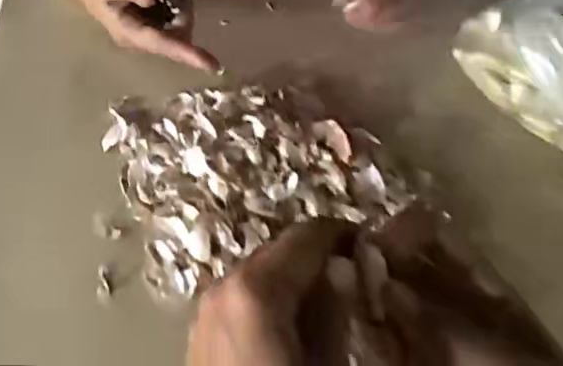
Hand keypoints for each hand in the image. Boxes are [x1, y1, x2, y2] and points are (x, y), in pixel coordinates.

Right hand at [71, 0, 220, 72]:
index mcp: (130, 34)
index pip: (162, 44)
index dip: (187, 53)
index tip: (211, 65)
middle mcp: (141, 42)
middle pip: (176, 37)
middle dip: (183, 16)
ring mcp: (149, 38)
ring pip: (179, 31)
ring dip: (181, 11)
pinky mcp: (154, 31)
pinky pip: (175, 25)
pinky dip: (177, 9)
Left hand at [188, 220, 347, 365]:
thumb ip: (332, 314)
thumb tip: (343, 267)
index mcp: (255, 287)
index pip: (302, 238)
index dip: (336, 233)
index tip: (364, 237)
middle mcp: (224, 283)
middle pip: (276, 253)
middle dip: (312, 256)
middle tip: (350, 269)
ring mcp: (205, 306)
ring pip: (256, 274)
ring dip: (288, 278)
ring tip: (323, 298)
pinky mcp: (199, 329)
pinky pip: (239, 298)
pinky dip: (265, 299)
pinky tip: (288, 323)